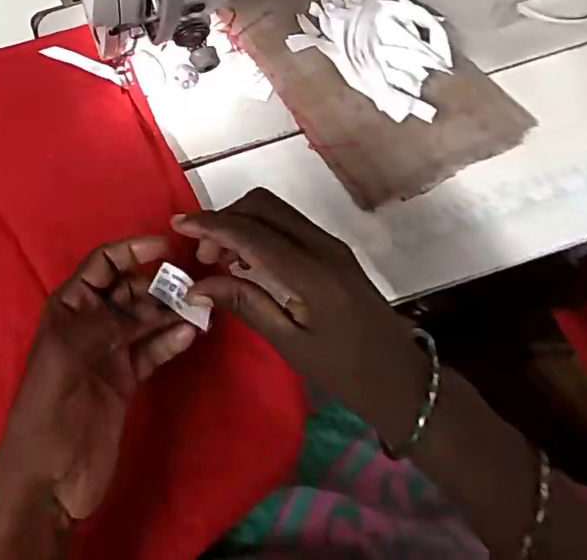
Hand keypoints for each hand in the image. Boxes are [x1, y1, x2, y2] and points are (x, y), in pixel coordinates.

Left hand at [0, 236, 199, 520]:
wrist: (49, 474)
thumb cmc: (49, 405)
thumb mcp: (71, 353)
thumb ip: (107, 323)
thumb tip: (147, 302)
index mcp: (70, 305)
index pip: (102, 264)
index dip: (130, 250)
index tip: (163, 245)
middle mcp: (91, 321)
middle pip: (129, 290)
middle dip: (157, 282)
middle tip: (191, 284)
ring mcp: (111, 350)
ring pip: (145, 320)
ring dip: (170, 311)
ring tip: (200, 306)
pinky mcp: (126, 379)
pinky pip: (152, 351)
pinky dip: (170, 341)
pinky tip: (190, 335)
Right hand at [171, 188, 426, 439]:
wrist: (408, 382)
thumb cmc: (347, 372)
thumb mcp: (290, 344)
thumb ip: (243, 303)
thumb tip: (195, 286)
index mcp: (310, 273)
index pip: (249, 231)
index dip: (209, 224)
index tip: (178, 226)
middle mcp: (321, 246)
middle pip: (260, 205)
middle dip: (223, 218)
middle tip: (202, 253)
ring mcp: (329, 244)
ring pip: (272, 209)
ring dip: (239, 222)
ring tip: (219, 259)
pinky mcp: (332, 249)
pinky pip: (285, 223)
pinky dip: (257, 229)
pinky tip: (246, 262)